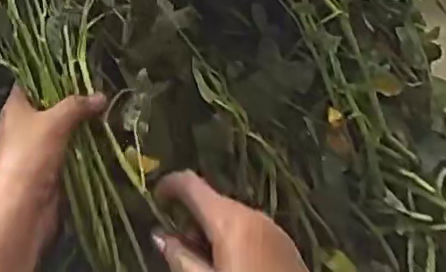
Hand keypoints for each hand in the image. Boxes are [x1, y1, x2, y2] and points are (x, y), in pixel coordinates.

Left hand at [0, 87, 105, 271]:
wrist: (21, 209)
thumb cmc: (30, 154)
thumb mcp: (53, 122)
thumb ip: (75, 106)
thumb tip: (101, 95)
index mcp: (16, 105)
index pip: (32, 79)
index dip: (52, 71)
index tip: (78, 67)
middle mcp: (24, 123)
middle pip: (50, 105)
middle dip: (73, 101)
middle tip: (100, 91)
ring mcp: (37, 148)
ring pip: (62, 130)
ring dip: (81, 126)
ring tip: (107, 113)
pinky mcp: (49, 170)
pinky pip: (69, 152)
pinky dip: (83, 148)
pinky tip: (103, 140)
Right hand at [153, 172, 308, 271]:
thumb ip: (180, 258)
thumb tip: (160, 235)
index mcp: (231, 219)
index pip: (189, 182)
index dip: (167, 186)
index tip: (155, 203)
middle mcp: (254, 216)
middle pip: (211, 202)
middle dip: (192, 219)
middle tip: (181, 248)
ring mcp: (276, 233)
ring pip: (232, 219)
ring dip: (213, 233)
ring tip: (207, 264)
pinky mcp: (290, 252)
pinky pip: (252, 234)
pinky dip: (235, 242)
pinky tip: (234, 269)